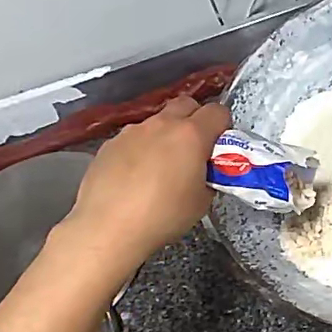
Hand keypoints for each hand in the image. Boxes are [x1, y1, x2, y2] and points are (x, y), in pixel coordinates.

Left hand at [62, 97, 230, 266]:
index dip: (223, 126)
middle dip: (195, 119)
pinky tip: (135, 176)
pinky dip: (141, 149)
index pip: (217, 111)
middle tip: (194, 148)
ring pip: (157, 121)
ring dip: (165, 135)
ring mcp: (132, 131)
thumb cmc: (163, 215)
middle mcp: (161, 125)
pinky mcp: (110, 144)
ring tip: (161, 167)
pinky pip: (133, 138)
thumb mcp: (201, 201)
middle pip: (186, 104)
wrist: (109, 227)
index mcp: (191, 135)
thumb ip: (209, 177)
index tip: (220, 146)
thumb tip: (204, 171)